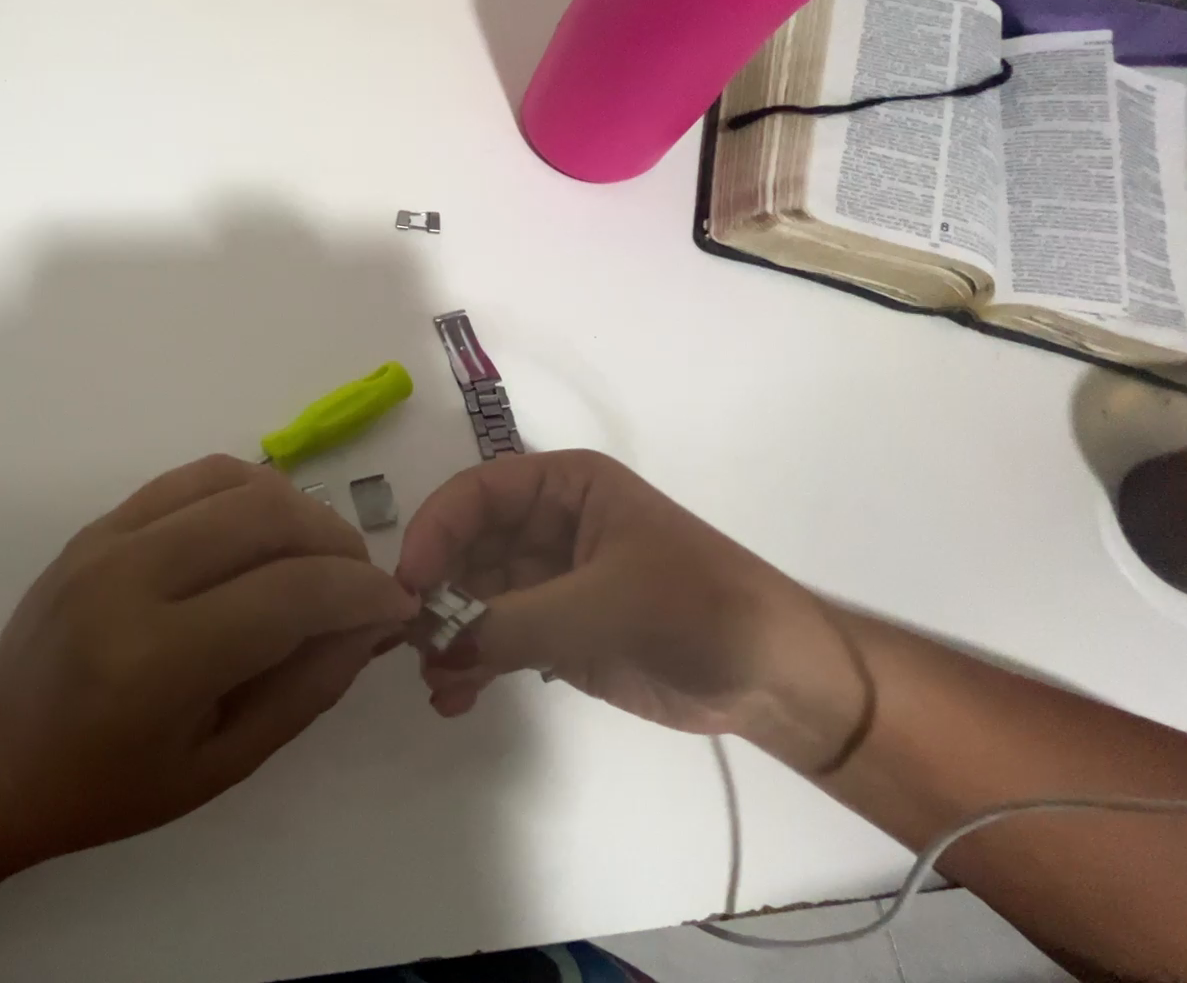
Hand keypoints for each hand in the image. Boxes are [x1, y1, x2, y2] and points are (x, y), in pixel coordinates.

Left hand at [0, 455, 416, 869]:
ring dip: (299, 510)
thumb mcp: (223, 763)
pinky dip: (249, 492)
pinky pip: (193, 478)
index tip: (397, 607)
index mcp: (158, 660)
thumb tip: (371, 623)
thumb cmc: (109, 786)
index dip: (362, 593)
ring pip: (236, 482)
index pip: (293, 593)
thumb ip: (306, 687)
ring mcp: (108, 539)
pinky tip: (264, 531)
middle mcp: (131, 579)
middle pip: (269, 517)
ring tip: (319, 556)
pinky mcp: (99, 523)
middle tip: (361, 583)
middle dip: (339, 543)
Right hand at [396, 450, 862, 768]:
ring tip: (435, 681)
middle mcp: (544, 526)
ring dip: (447, 637)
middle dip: (435, 593)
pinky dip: (470, 664)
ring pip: (470, 597)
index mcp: (563, 488)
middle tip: (412, 641)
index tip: (408, 585)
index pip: (475, 495)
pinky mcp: (550, 628)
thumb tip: (433, 651)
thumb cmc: (697, 613)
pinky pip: (492, 637)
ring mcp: (545, 579)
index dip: (434, 531)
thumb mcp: (599, 609)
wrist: (778, 680)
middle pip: (463, 547)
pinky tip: (454, 698)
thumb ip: (508, 624)